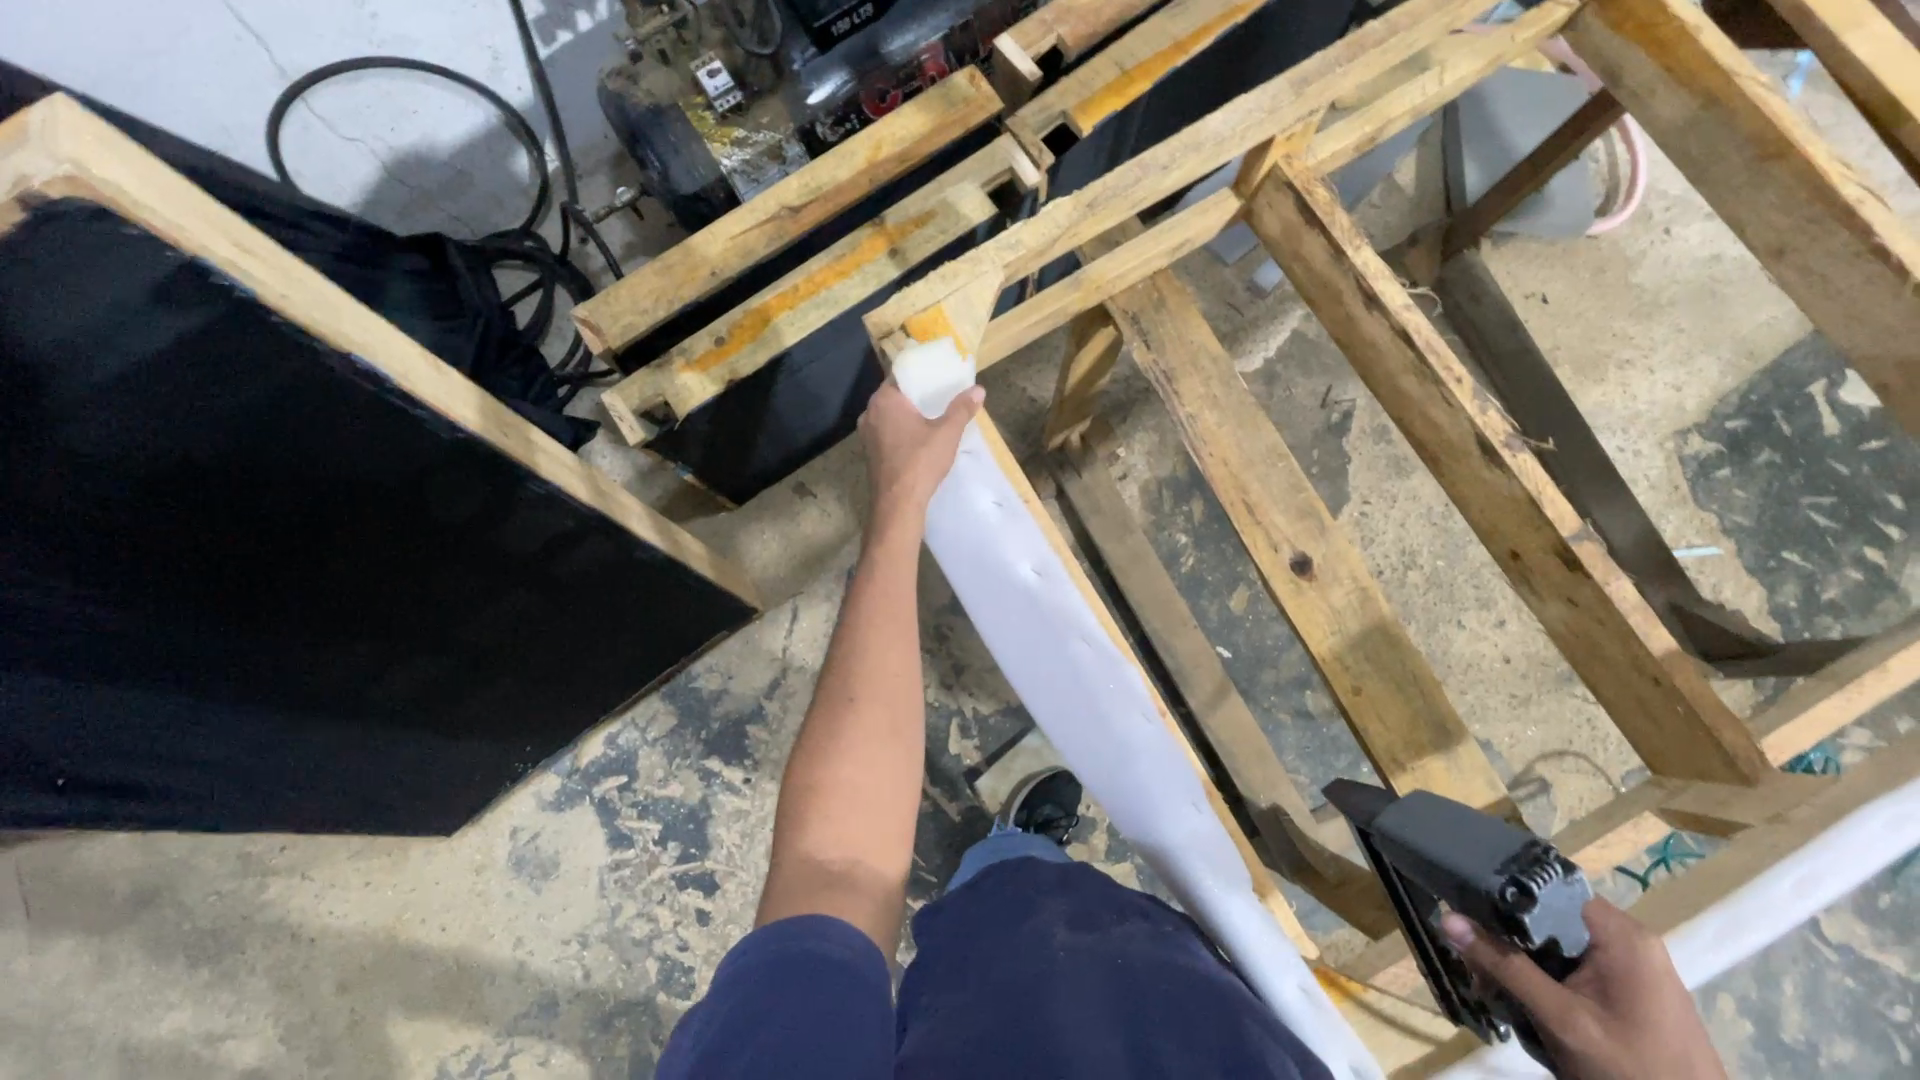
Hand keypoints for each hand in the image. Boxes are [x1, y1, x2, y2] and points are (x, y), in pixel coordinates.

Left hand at [857, 380, 983, 531]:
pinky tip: (917, 437)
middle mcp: (869, 412)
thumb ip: (961, 409)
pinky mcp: (869, 452)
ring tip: (930, 414)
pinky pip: (885, 432)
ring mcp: (866, 434)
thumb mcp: (947, 433)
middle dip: (915, 395)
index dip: (919, 373)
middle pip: (894, 395)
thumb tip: (979, 390)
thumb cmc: (920, 462)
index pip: (900, 375)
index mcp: (884, 400)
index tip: (937, 374)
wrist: (897, 503)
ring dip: (907, 414)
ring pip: (888, 415)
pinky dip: (900, 430)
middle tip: (938, 393)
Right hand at [1441, 899, 1724, 1079]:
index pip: (1549, 891)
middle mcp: (1631, 940)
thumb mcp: (1562, 1019)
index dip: (1505, 900)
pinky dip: (1548, 982)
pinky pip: (1577, 969)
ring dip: (1525, 967)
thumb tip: (1448, 919)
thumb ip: (1506, 967)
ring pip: (1560, 947)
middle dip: (1510, 943)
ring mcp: (1635, 967)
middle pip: (1550, 920)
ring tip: (1499, 994)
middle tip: (1477, 970)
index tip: (1469, 917)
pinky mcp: (1633, 991)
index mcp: (1622, 934)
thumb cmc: (1633, 1070)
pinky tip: (1530, 1008)